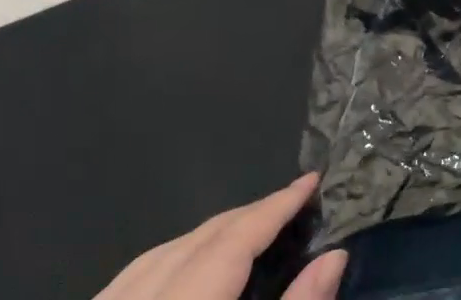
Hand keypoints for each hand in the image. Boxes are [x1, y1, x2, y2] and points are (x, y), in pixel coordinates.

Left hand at [95, 173, 345, 299]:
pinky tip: (187, 266)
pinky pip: (126, 280)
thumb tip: (334, 256)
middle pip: (193, 243)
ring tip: (248, 226)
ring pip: (153, 258)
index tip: (311, 179)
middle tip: (291, 200)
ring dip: (207, 235)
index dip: (275, 206)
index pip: (231, 241)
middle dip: (246, 215)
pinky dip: (168, 260)